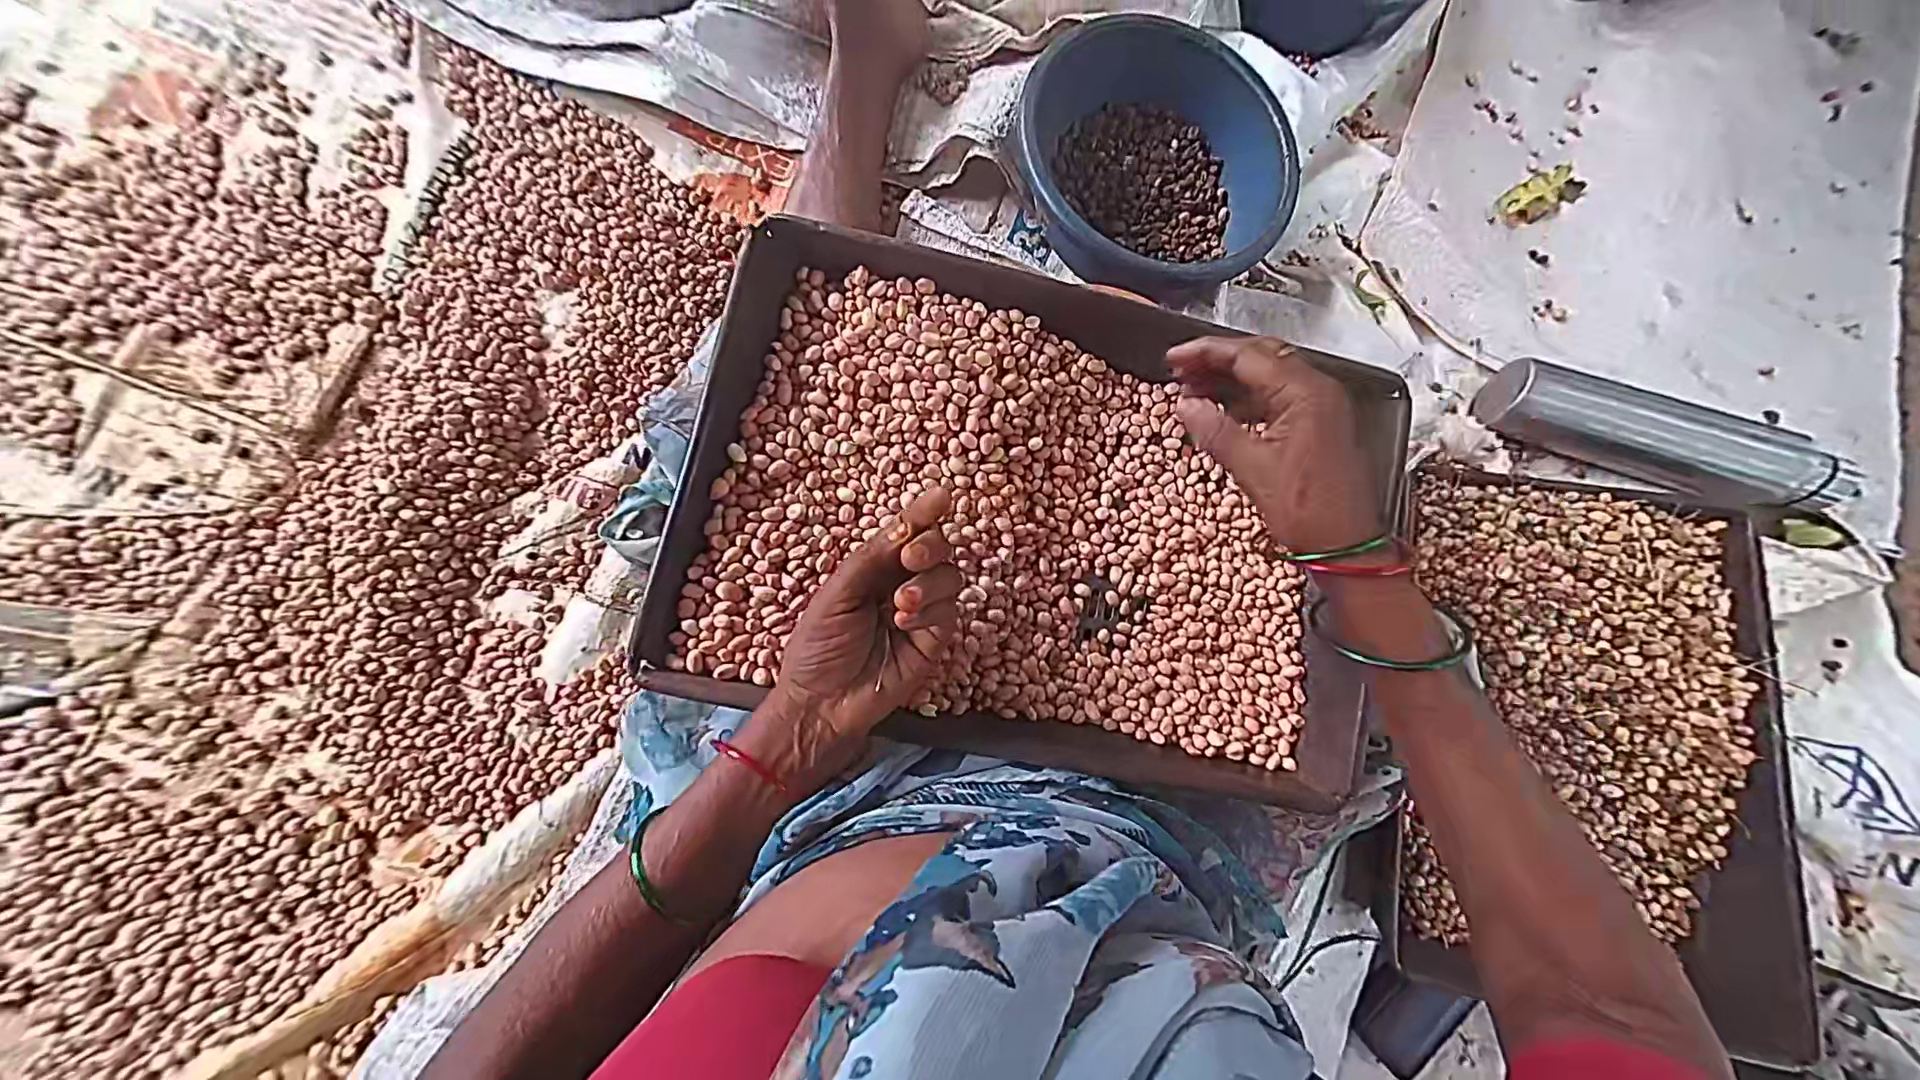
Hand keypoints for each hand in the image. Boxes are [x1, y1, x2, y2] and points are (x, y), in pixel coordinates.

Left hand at [775, 486, 960, 739]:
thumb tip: (905, 524)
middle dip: (930, 545)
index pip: (907, 532)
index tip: (941, 496)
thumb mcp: (836, 594)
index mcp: (876, 567)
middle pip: (937, 548)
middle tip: (910, 557)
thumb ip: (872, 558)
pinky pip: (949, 612)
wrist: (820, 702)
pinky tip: (903, 623)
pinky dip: (930, 611)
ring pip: (950, 577)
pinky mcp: (934, 640)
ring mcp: (922, 611)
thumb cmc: (817, 645)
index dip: (924, 513)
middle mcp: (903, 583)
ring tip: (900, 604)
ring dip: (929, 583)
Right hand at [1168, 336, 1382, 555]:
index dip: (1205, 352)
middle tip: (1179, 370)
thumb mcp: (1252, 469)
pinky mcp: (1315, 425)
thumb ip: (1216, 430)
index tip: (1173, 357)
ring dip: (1228, 379)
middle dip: (1216, 360)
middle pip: (1260, 357)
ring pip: (1267, 377)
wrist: (1346, 545)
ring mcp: (1319, 407)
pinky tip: (1220, 411)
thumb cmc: (1308, 510)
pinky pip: (1274, 399)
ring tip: (1192, 390)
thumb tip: (1185, 405)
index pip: (1248, 355)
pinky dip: (1243, 399)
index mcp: (1306, 394)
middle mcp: (1317, 391)